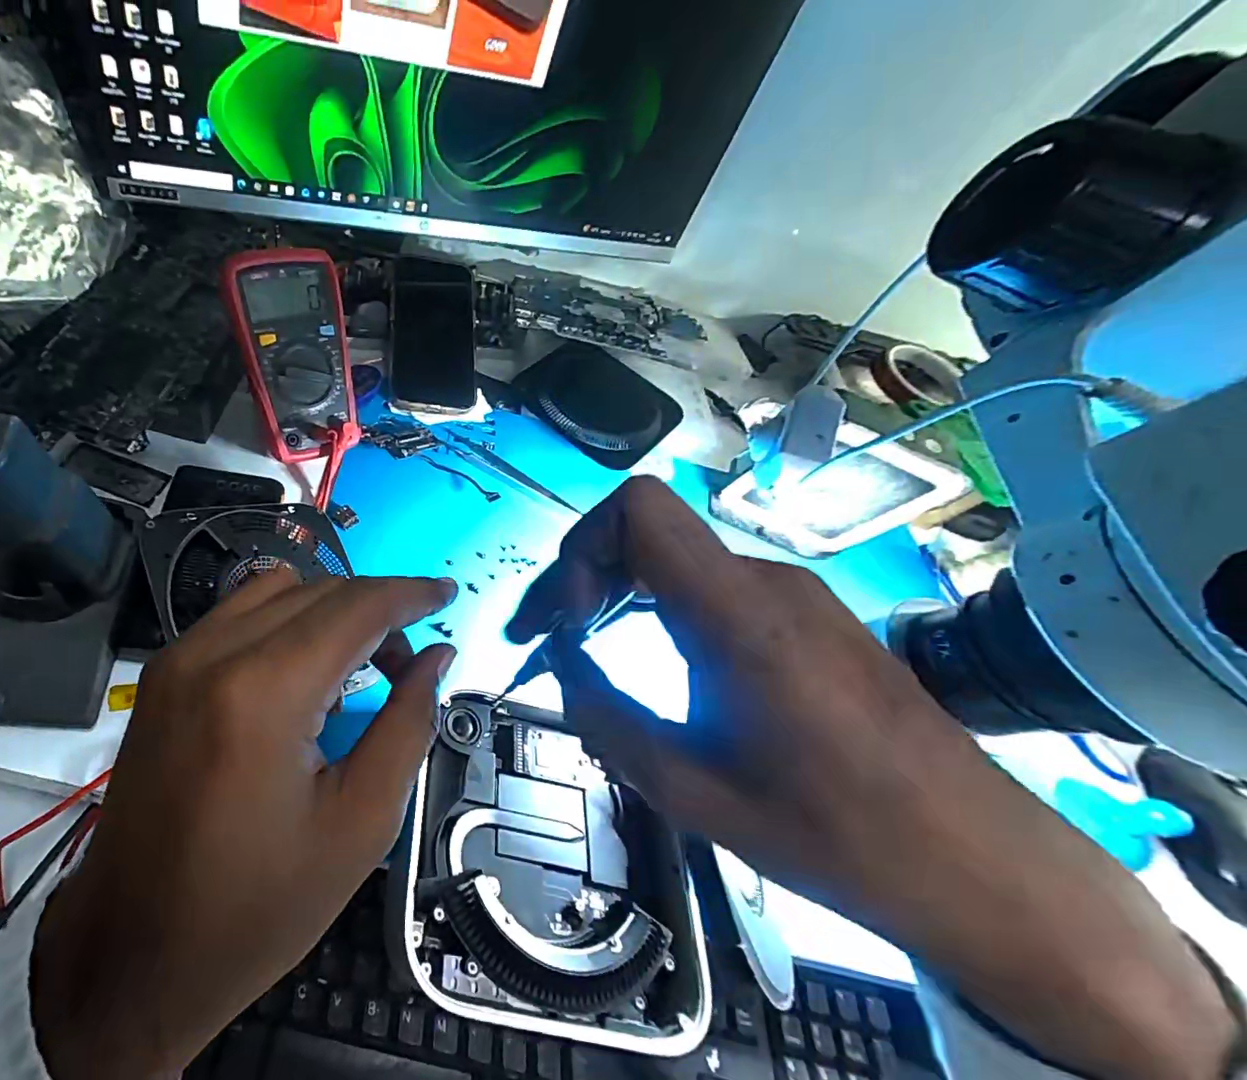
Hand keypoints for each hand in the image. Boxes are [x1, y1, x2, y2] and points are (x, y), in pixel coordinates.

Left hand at [33, 570, 457, 1079]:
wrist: (136, 947)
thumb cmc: (255, 905)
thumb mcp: (358, 824)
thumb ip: (406, 725)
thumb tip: (434, 658)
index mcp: (262, 692)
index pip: (353, 607)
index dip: (408, 594)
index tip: (444, 592)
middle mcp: (211, 654)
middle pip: (314, 591)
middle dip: (373, 609)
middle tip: (406, 660)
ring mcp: (176, 660)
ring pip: (272, 591)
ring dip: (326, 609)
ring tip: (356, 664)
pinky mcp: (160, 676)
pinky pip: (233, 617)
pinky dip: (281, 623)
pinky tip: (300, 674)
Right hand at [509, 477, 1232, 1079]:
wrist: (990, 869)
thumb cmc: (838, 837)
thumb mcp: (691, 792)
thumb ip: (605, 715)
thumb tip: (563, 662)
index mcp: (740, 615)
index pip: (638, 509)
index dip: (580, 549)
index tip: (571, 623)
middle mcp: (766, 584)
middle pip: (641, 534)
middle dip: (576, 580)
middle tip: (539, 639)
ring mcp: (792, 597)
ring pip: (669, 560)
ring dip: (610, 596)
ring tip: (576, 648)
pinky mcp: (806, 618)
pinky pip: (704, 587)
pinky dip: (651, 609)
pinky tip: (638, 656)